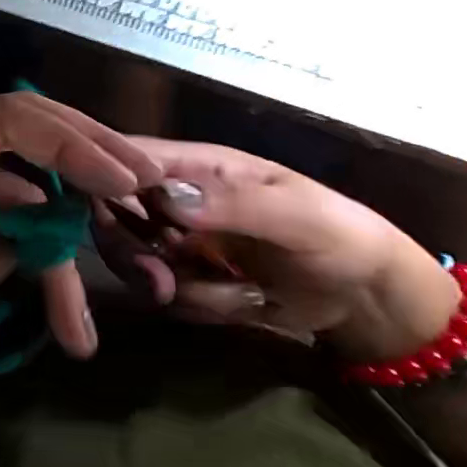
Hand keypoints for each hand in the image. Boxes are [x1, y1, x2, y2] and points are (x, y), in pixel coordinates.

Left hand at [0, 93, 160, 356]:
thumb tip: (24, 254)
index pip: (13, 120)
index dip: (71, 142)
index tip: (120, 178)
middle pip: (34, 145)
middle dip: (90, 171)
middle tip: (148, 195)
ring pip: (27, 204)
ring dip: (61, 254)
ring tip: (82, 325)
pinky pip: (8, 236)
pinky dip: (34, 272)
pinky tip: (55, 317)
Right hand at [105, 139, 458, 359]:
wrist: (365, 295)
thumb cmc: (336, 233)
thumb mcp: (294, 213)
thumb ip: (232, 204)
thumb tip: (164, 197)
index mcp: (201, 168)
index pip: (132, 159)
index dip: (104, 179)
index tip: (101, 216)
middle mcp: (182, 201)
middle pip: (116, 214)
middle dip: (131, 251)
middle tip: (162, 281)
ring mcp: (185, 244)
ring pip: (137, 261)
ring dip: (177, 287)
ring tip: (234, 294)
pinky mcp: (195, 282)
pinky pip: (170, 297)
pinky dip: (203, 306)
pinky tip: (246, 302)